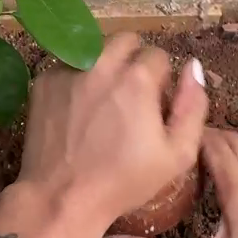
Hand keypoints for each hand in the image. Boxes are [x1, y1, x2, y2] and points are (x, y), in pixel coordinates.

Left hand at [7, 32, 207, 233]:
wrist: (62, 197)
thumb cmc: (124, 181)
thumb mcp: (177, 154)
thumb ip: (192, 105)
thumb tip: (193, 67)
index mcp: (137, 79)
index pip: (158, 55)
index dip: (161, 79)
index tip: (153, 103)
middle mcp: (101, 64)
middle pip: (125, 40)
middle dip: (133, 60)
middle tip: (130, 94)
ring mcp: (68, 70)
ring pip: (94, 49)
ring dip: (104, 65)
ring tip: (103, 100)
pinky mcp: (44, 82)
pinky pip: (67, 66)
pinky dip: (77, 79)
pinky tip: (77, 110)